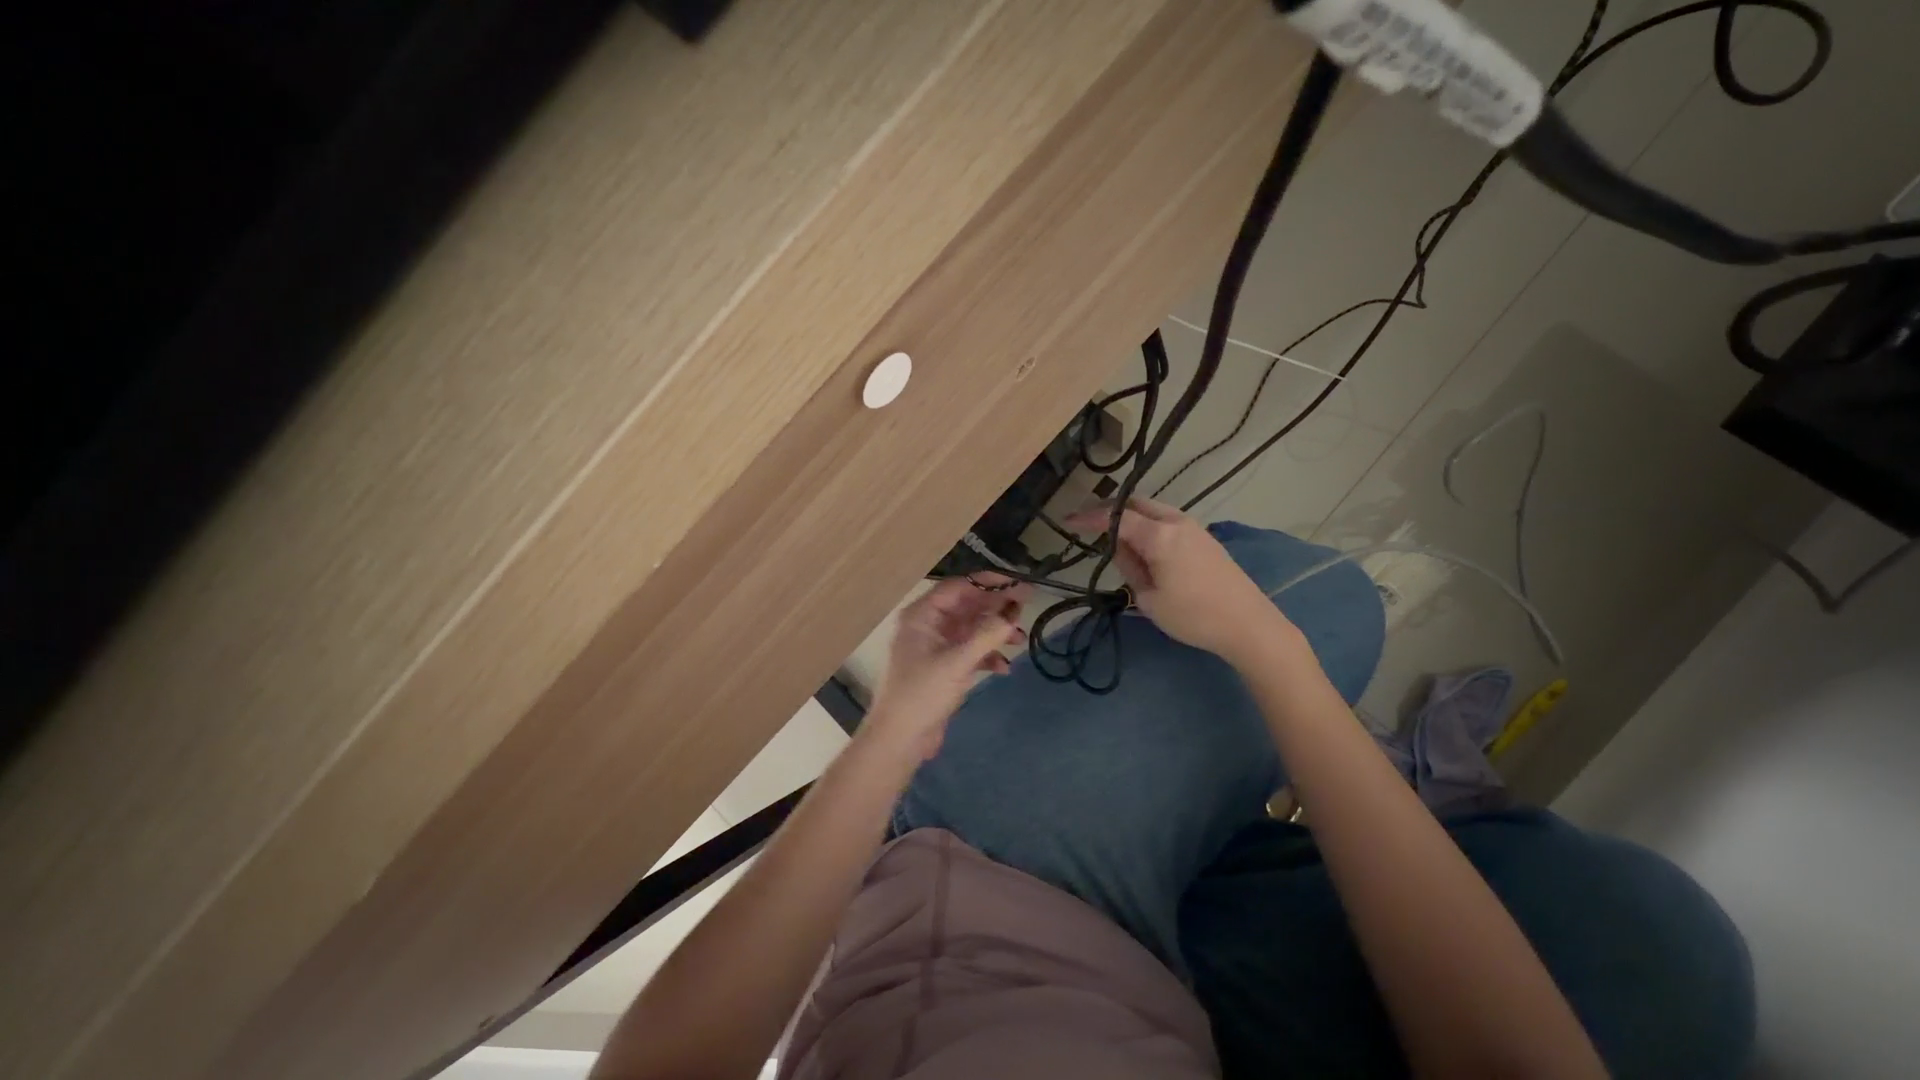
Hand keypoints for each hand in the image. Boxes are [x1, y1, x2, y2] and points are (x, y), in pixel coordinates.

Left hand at [867, 575, 1027, 758]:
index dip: (988, 583)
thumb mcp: (957, 662)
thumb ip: (987, 635)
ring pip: (971, 630)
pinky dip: (987, 656)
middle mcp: (927, 626)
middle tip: (1026, 608)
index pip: (958, 587)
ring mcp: (936, 647)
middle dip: (996, 608)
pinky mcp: (944, 668)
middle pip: (967, 606)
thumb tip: (1013, 613)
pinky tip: (1003, 667)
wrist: (900, 738)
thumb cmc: (922, 694)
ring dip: (995, 633)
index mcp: (921, 615)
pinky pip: (970, 652)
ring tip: (1020, 640)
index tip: (1017, 584)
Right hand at [1065, 497, 1293, 664]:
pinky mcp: (1205, 538)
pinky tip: (1144, 548)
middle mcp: (1176, 522)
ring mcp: (1194, 528)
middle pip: (1137, 504)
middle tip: (1090, 527)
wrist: (1248, 624)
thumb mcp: (1149, 599)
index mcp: (1159, 536)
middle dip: (1111, 511)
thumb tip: (1122, 550)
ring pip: (1154, 511)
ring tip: (1117, 542)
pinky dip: (1150, 526)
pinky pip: (1168, 522)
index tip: (1068, 521)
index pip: (1116, 518)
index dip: (1089, 518)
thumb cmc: (1194, 616)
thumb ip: (1130, 569)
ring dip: (1133, 519)